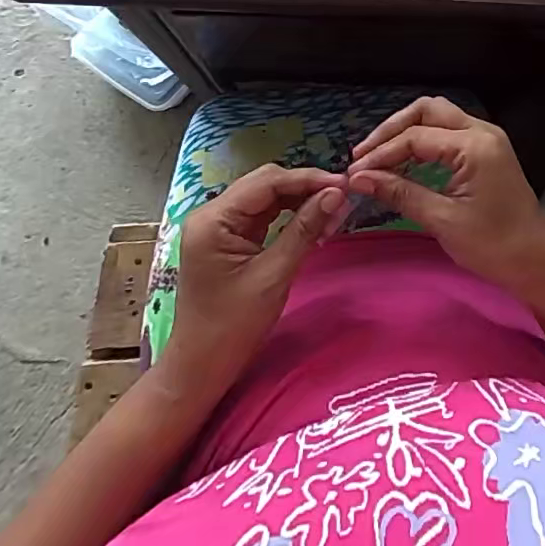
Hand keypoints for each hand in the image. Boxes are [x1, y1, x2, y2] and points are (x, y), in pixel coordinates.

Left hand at [167, 164, 346, 388]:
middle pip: (265, 184)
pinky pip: (263, 215)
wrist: (201, 367)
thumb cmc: (233, 326)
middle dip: (305, 188)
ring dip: (299, 201)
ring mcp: (218, 225)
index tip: (343, 184)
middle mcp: (212, 213)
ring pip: (266, 197)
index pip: (266, 182)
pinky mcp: (227, 238)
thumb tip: (335, 195)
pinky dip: (288, 216)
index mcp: (213, 218)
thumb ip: (304, 230)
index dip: (307, 179)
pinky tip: (313, 222)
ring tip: (333, 211)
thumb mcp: (274, 275)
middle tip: (341, 198)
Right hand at [345, 97, 544, 296]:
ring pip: (437, 116)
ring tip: (378, 156)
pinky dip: (422, 140)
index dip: (381, 154)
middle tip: (364, 156)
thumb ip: (399, 193)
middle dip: (391, 130)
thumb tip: (358, 179)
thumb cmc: (493, 246)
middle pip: (426, 110)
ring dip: (406, 131)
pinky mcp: (486, 150)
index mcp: (474, 146)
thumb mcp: (442, 220)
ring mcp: (486, 138)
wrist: (538, 263)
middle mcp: (481, 131)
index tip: (354, 174)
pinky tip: (403, 160)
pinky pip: (447, 131)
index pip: (415, 138)